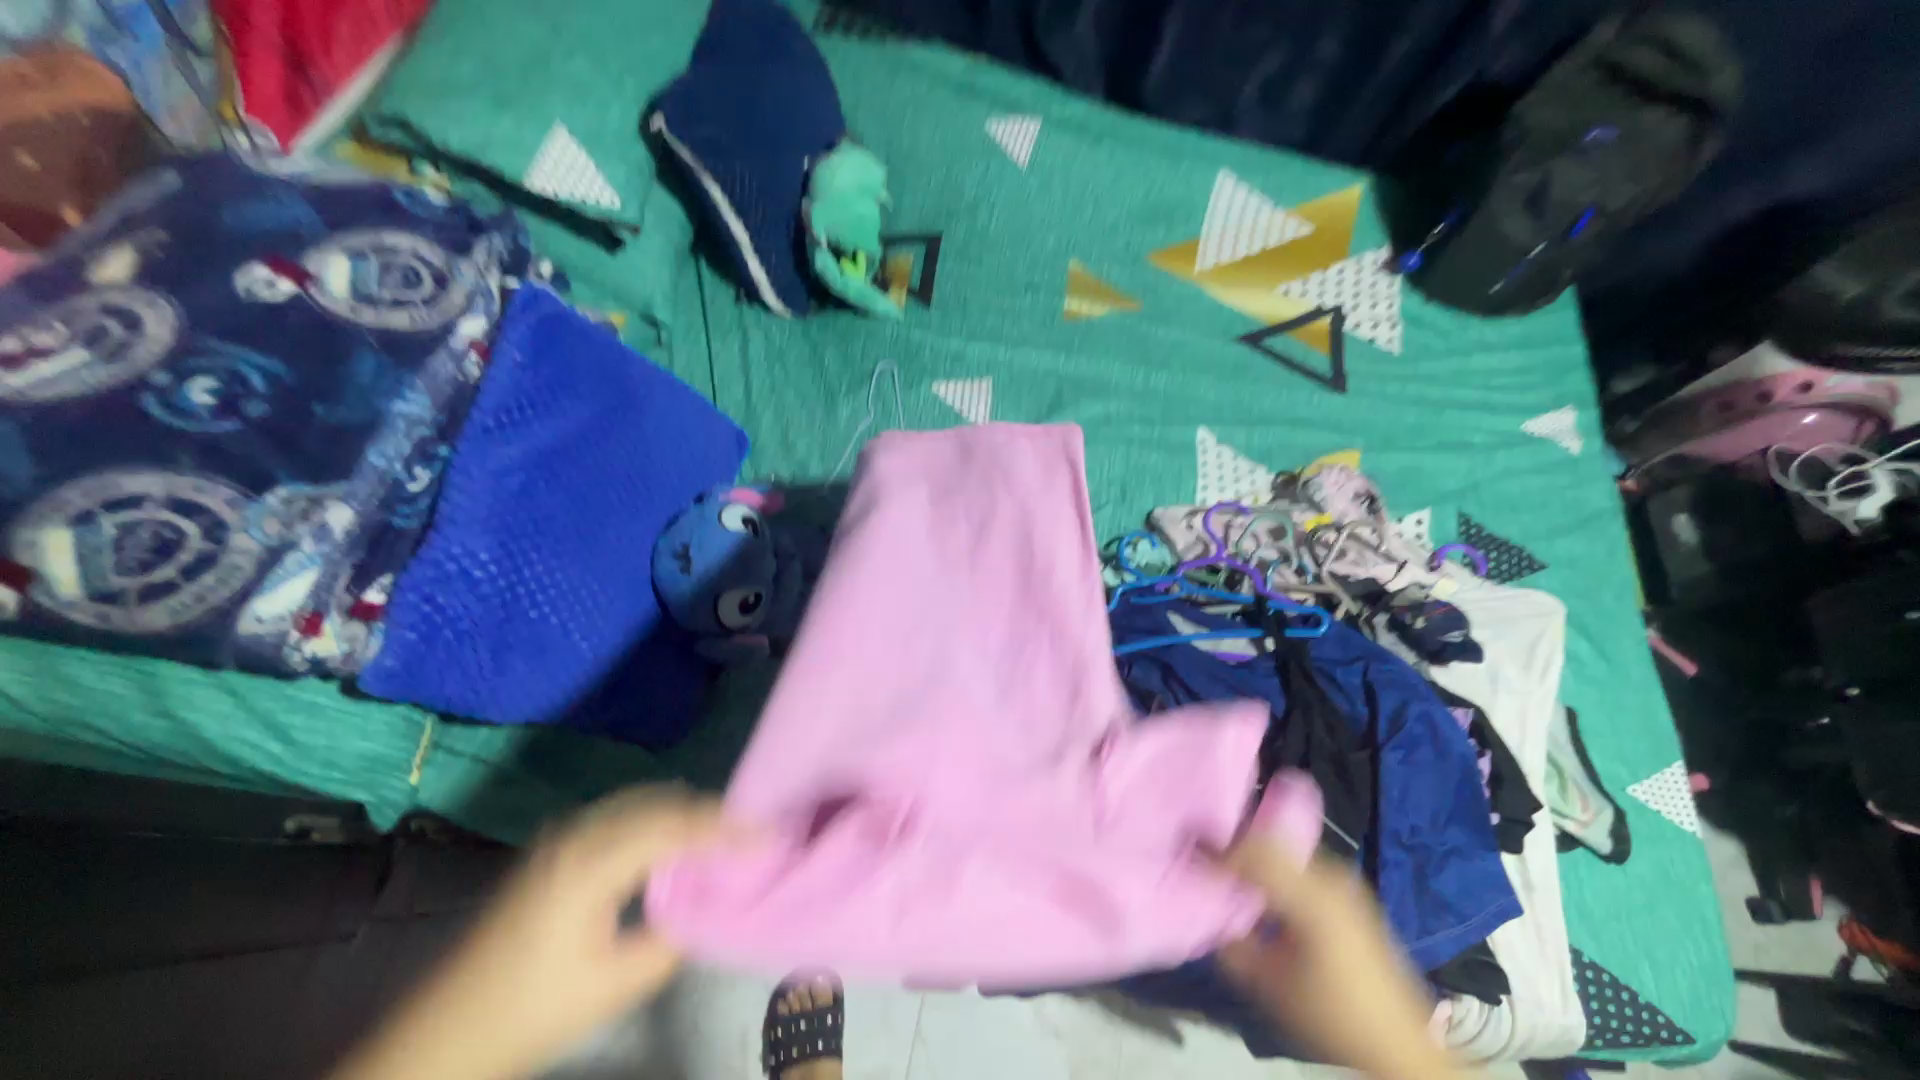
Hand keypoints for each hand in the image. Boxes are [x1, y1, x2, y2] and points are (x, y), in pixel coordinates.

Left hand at [329, 787, 753, 1079]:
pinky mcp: (551, 851)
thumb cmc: (533, 1010)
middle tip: (753, 831)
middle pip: (657, 803)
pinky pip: (618, 817)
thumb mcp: (615, 984)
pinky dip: (656, 820)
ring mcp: (558, 839)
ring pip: (637, 804)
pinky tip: (673, 844)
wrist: (448, 1032)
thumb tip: (708, 903)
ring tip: (724, 834)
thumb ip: (671, 937)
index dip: (725, 828)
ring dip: (682, 813)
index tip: (769, 836)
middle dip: (709, 812)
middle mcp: (574, 836)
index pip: (673, 826)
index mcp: (590, 864)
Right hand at [1217, 838, 1470, 1079]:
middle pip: (1272, 846)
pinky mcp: (1351, 899)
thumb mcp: (1272, 986)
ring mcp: (1346, 887)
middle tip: (1205, 862)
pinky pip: (1303, 870)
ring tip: (1229, 876)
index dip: (1217, 852)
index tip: (1189, 853)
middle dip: (1236, 851)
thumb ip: (1235, 945)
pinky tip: (1263, 895)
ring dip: (1257, 861)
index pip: (1254, 854)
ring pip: (1288, 855)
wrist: (1400, 1046)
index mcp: (1313, 898)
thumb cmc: (1334, 1017)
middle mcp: (1332, 880)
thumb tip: (1212, 915)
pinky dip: (1277, 873)